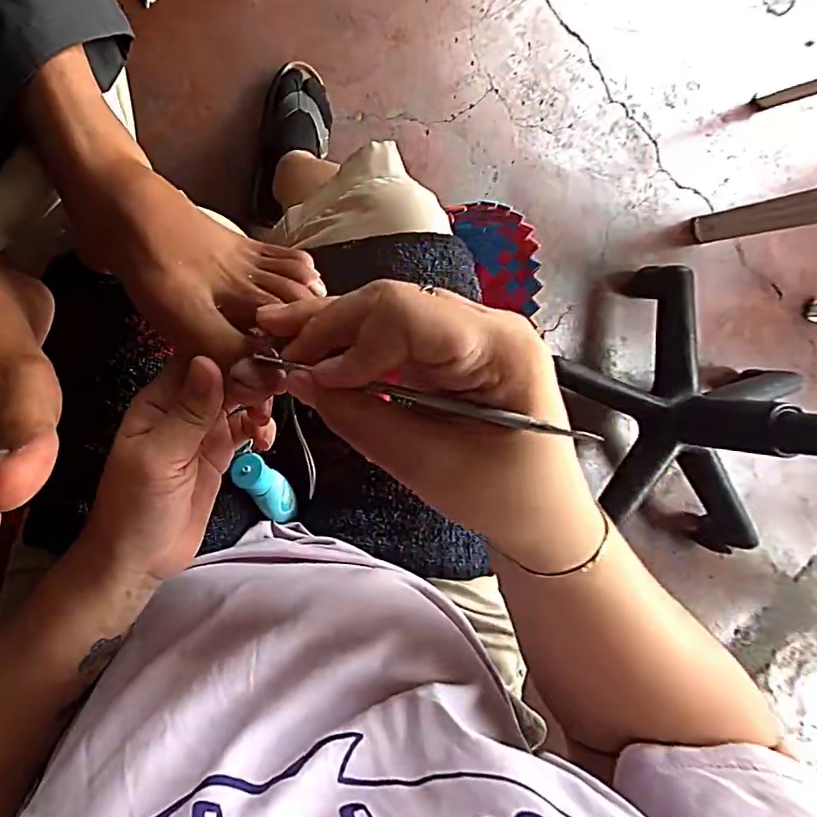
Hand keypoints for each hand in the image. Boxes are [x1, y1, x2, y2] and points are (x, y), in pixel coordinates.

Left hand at [75, 355, 276, 584]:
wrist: (139, 558)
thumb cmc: (134, 508)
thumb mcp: (159, 458)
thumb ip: (188, 412)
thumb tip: (208, 361)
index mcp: (157, 401)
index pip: (195, 360)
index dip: (228, 354)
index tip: (259, 359)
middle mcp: (179, 408)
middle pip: (222, 375)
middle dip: (250, 377)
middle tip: (275, 389)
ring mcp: (200, 431)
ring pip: (237, 398)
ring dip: (258, 401)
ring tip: (266, 420)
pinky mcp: (217, 453)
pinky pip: (244, 427)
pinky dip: (260, 427)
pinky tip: (264, 439)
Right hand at [256, 282, 600, 566]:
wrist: (543, 515)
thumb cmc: (504, 497)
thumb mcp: (426, 464)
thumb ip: (358, 417)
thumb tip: (301, 380)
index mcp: (500, 347)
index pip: (407, 315)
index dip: (350, 342)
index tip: (313, 378)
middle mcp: (484, 324)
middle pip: (389, 301)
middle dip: (327, 322)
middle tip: (273, 339)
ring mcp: (463, 333)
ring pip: (381, 309)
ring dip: (327, 324)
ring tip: (277, 330)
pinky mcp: (442, 349)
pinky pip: (384, 332)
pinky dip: (343, 341)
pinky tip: (309, 345)